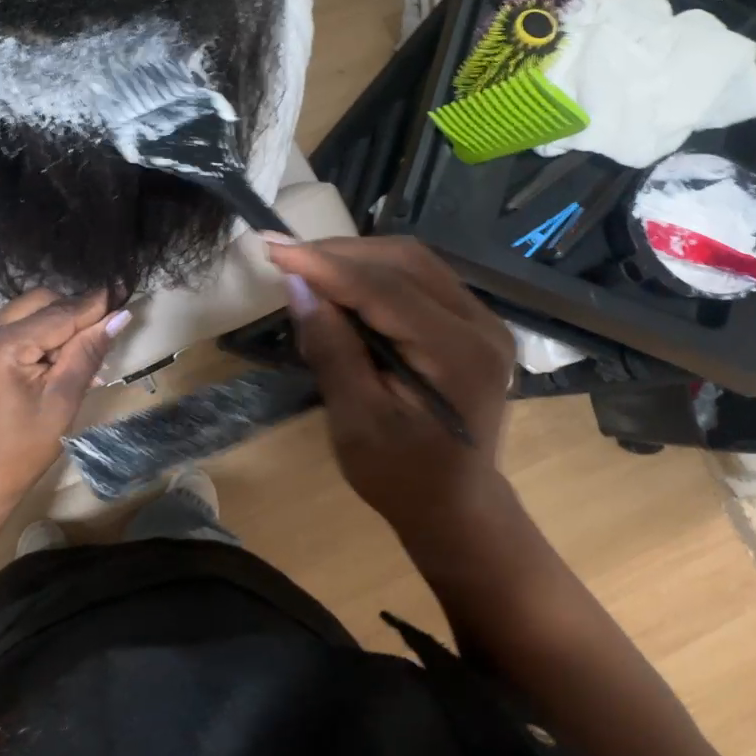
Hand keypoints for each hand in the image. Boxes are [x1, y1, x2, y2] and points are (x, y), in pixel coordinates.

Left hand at [0, 289, 127, 508]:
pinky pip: (14, 325)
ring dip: (58, 323)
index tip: (123, 289)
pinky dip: (39, 333)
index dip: (94, 304)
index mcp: (1, 347)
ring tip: (80, 355)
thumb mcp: (63, 399)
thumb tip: (119, 316)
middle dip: (74, 313)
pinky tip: (57, 359)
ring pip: (28, 310)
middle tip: (103, 334)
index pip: (58, 314)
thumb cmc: (24, 447)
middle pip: (40, 302)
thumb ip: (88, 352)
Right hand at [266, 236, 515, 525]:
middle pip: (405, 261)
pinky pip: (420, 278)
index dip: (325, 265)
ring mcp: (483, 321)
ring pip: (413, 262)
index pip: (385, 289)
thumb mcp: (355, 420)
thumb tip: (296, 286)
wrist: (456, 508)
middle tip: (285, 258)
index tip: (272, 248)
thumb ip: (330, 348)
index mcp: (459, 354)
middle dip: (339, 254)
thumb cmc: (401, 475)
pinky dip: (374, 274)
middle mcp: (482, 326)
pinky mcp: (471, 324)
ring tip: (306, 269)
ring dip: (355, 258)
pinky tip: (341, 285)